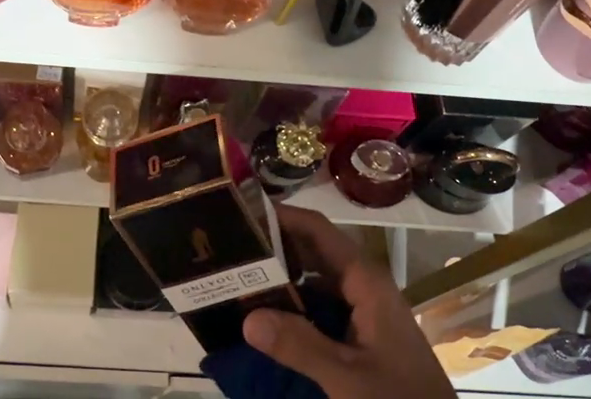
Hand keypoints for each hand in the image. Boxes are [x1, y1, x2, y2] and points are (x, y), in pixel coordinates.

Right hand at [245, 205, 451, 398]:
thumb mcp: (348, 378)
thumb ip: (300, 346)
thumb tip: (246, 317)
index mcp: (365, 281)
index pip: (317, 229)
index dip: (280, 216)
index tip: (239, 211)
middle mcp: (364, 286)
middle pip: (312, 251)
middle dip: (272, 247)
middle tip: (226, 248)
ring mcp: (364, 311)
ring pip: (315, 280)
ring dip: (280, 278)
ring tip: (235, 278)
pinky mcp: (362, 335)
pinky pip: (320, 307)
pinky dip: (292, 306)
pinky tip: (264, 318)